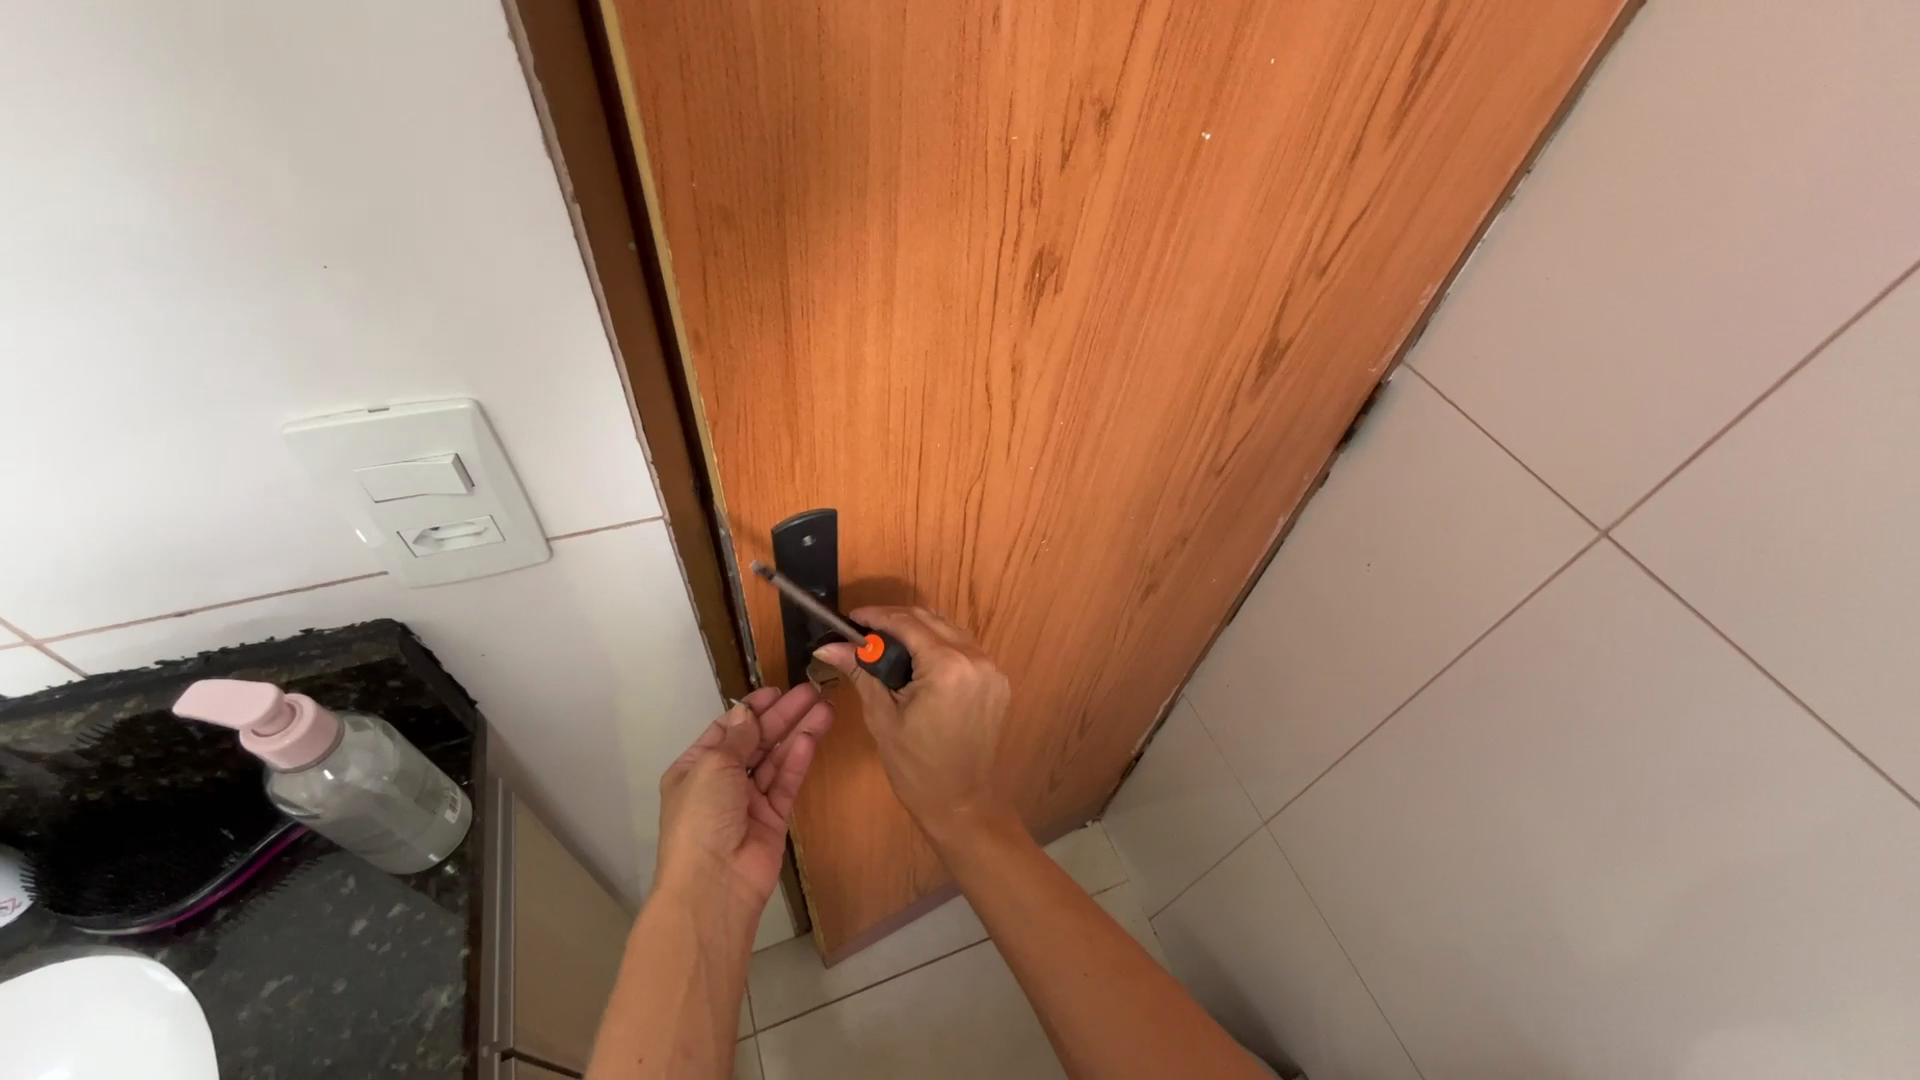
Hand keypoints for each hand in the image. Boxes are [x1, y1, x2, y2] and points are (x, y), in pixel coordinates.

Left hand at [655, 684, 833, 913]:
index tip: (776, 691)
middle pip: (756, 741)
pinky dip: (798, 759)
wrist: (714, 883)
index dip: (751, 710)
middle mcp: (721, 782)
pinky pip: (786, 782)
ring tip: (823, 707)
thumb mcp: (712, 766)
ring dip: (797, 733)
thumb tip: (747, 713)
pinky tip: (812, 737)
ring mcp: (749, 801)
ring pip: (776, 759)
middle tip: (811, 692)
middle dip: (782, 716)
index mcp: (695, 769)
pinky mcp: (774, 818)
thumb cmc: (701, 818)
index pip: (726, 730)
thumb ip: (737, 738)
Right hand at [814, 606, 1011, 840]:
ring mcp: (991, 669)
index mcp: (947, 667)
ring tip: (886, 645)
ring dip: (919, 631)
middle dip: (896, 620)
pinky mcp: (997, 681)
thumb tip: (828, 646)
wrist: (961, 802)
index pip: (907, 623)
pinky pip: (965, 649)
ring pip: (949, 631)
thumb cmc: (916, 767)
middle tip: (864, 632)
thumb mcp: (883, 716)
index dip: (876, 616)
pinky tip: (917, 661)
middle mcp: (975, 659)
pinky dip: (940, 647)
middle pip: (930, 620)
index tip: (851, 618)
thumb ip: (862, 671)